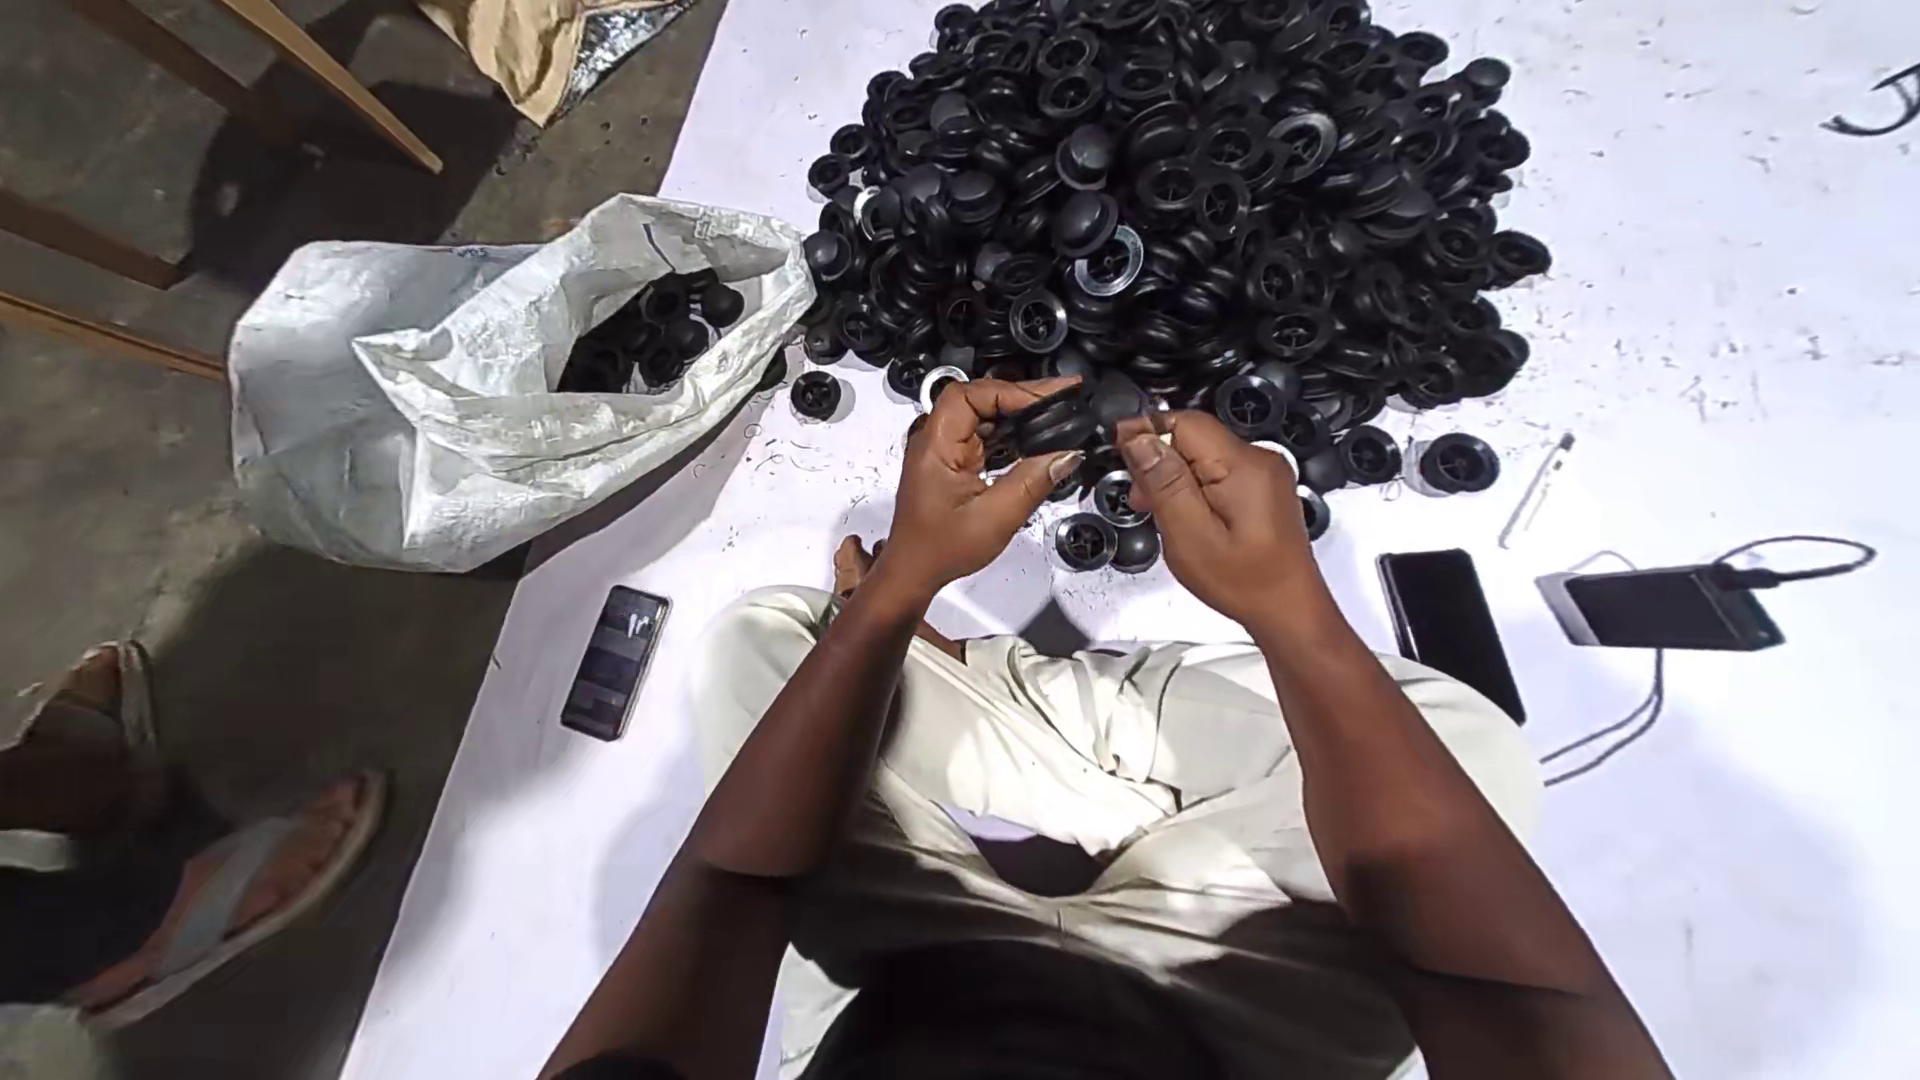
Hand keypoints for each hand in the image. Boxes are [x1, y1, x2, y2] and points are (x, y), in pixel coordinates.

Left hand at [873, 377, 1084, 599]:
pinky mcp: (952, 463)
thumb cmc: (939, 550)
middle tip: (1062, 398)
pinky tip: (1032, 442)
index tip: (1050, 395)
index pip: (972, 395)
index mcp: (936, 446)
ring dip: (1018, 416)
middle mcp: (935, 441)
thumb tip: (1066, 455)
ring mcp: (943, 451)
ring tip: (1054, 417)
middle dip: (1022, 398)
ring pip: (983, 416)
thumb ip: (1032, 482)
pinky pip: (982, 436)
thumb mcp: (995, 518)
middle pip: (980, 399)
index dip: (1013, 391)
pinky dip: (1009, 436)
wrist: (915, 571)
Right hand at [1114, 411, 1322, 625]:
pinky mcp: (1260, 488)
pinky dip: (1191, 487)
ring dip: (1172, 477)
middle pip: (1192, 437)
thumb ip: (1164, 483)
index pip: (1184, 422)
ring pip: (1201, 455)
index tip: (1119, 444)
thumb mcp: (1189, 534)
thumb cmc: (1245, 581)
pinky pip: (1215, 472)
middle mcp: (1258, 461)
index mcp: (1242, 467)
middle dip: (1158, 461)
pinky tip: (1183, 515)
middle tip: (1139, 496)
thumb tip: (1141, 441)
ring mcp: (1262, 474)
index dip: (1146, 431)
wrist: (1286, 610)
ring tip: (1161, 512)